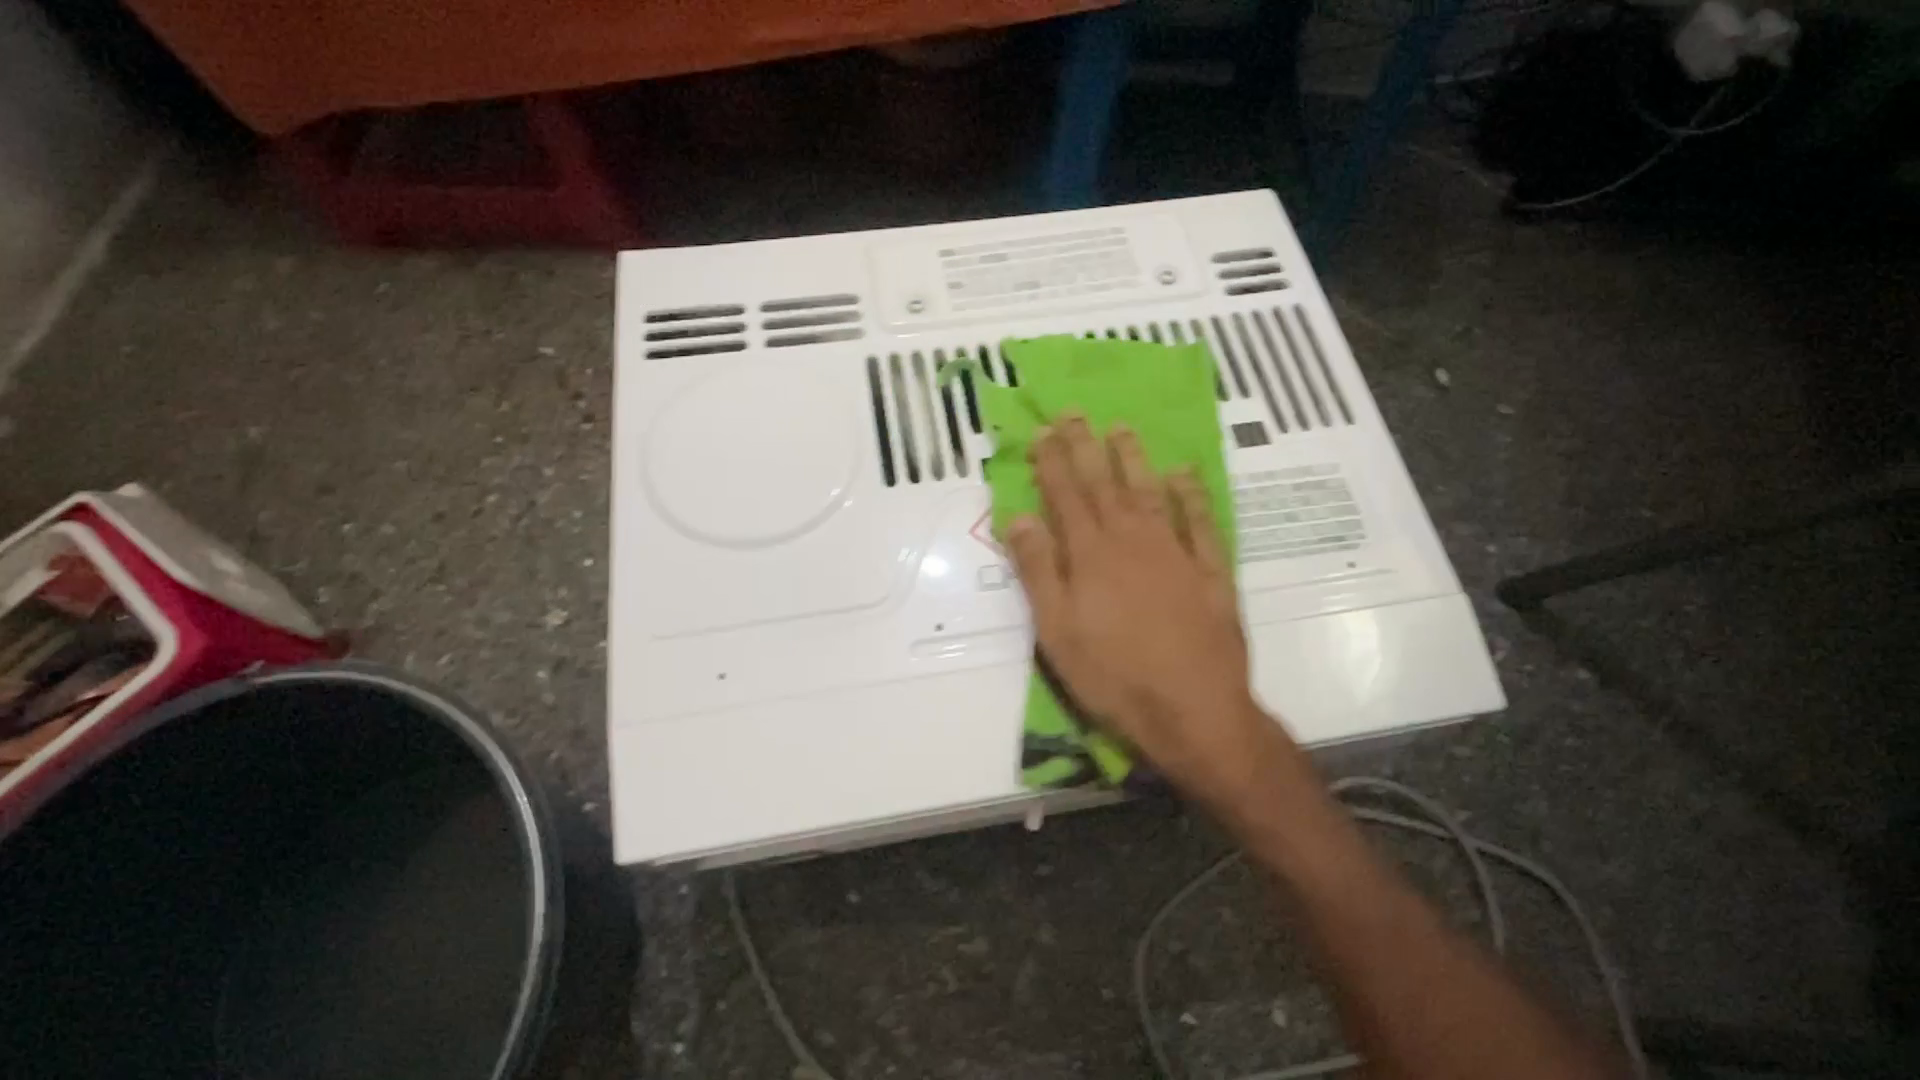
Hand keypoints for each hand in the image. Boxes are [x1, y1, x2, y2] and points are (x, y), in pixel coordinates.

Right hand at [1004, 415, 1296, 802]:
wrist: (1194, 709)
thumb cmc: (1113, 677)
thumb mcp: (1057, 631)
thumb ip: (1038, 570)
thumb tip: (1019, 516)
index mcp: (1090, 556)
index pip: (1066, 496)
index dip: (1053, 462)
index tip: (1043, 431)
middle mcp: (1132, 541)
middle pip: (1105, 485)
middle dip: (1086, 447)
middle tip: (1075, 413)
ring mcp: (1176, 553)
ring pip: (1150, 493)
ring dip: (1134, 459)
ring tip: (1122, 429)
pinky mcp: (1211, 572)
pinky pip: (1201, 521)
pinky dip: (1191, 494)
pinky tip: (1184, 474)